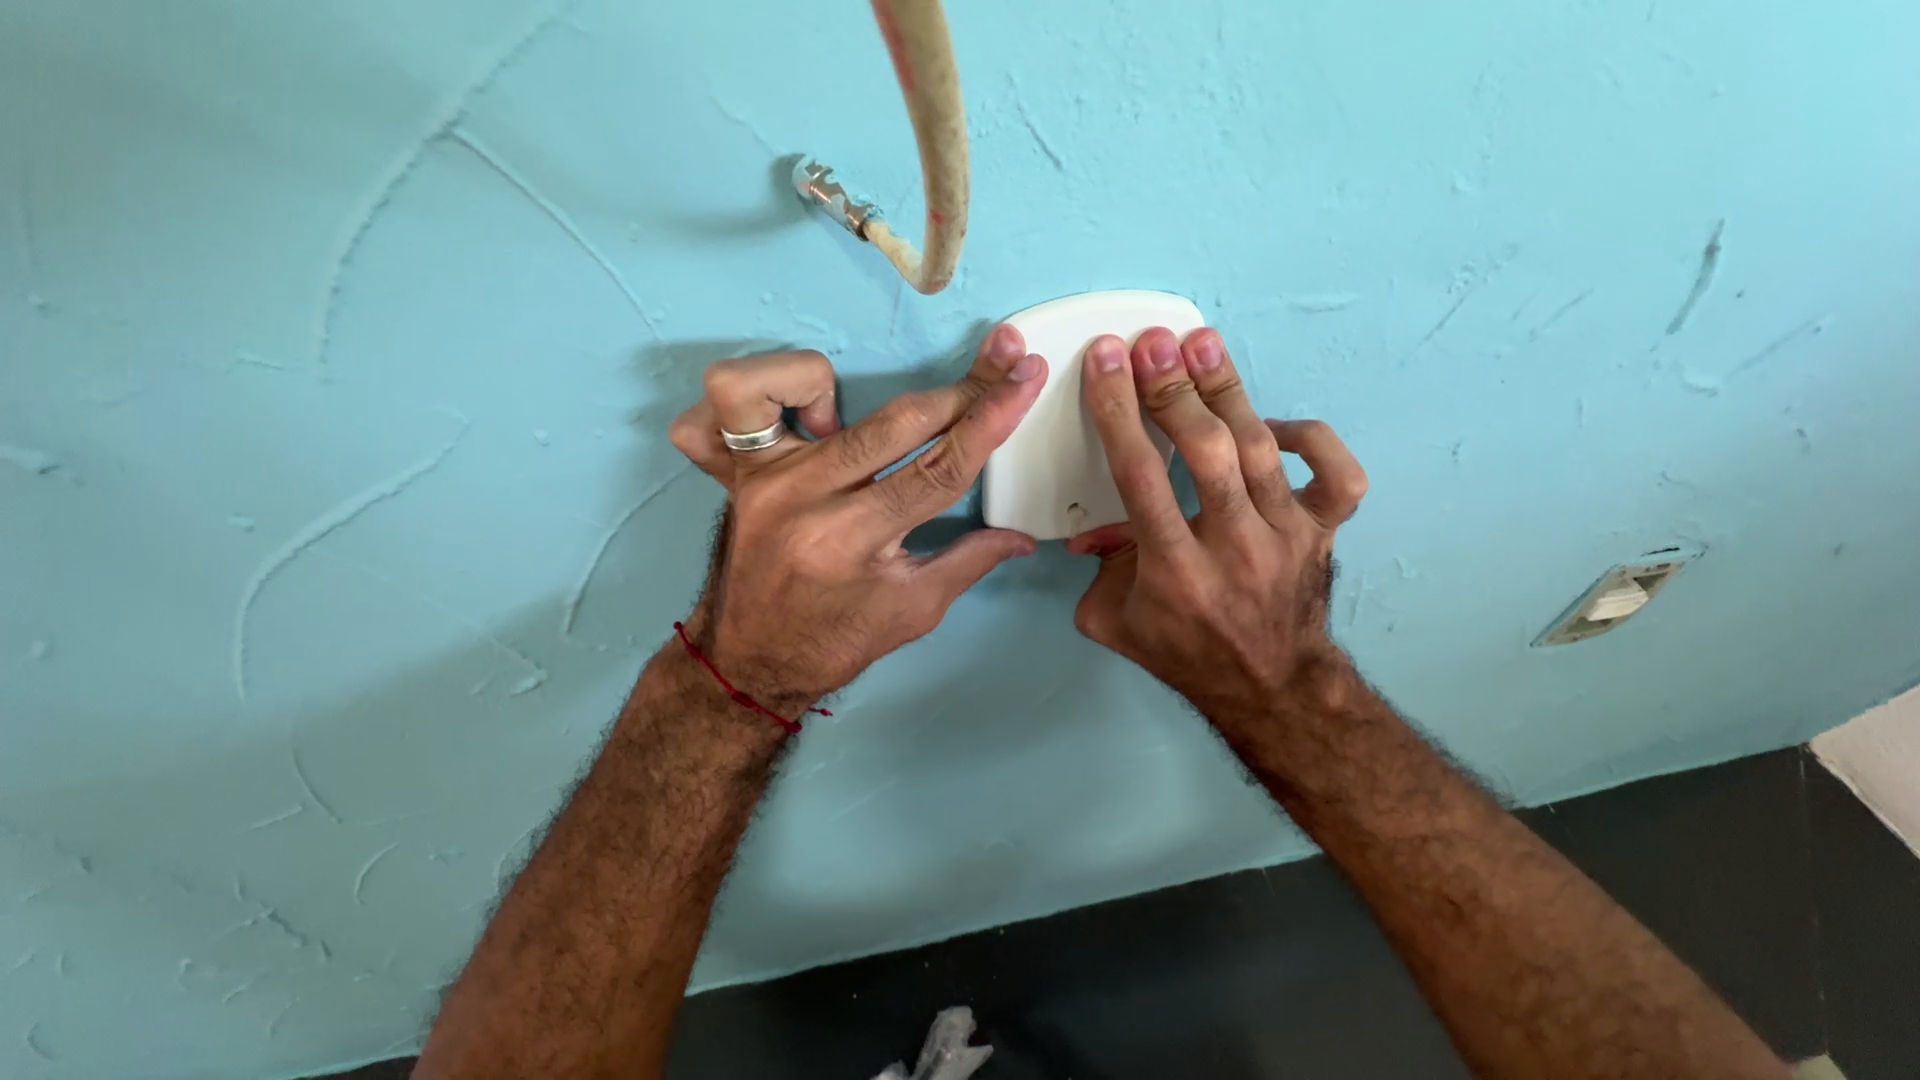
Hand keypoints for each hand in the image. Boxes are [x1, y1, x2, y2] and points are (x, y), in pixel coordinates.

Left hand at [668, 327, 1047, 712]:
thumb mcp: (912, 612)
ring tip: (863, 414)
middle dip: (961, 388)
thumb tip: (1023, 535)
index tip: (1025, 376)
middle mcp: (805, 498)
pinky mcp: (735, 467)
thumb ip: (969, 562)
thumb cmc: (835, 640)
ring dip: (848, 385)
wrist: (748, 659)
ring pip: (807, 383)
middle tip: (999, 361)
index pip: (940, 468)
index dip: (992, 419)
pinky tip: (802, 416)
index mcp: (855, 541)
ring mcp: (763, 476)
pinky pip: (725, 402)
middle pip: (898, 421)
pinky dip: (768, 389)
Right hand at [1065, 327, 1367, 721]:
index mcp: (1175, 572)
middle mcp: (1234, 549)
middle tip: (1152, 343)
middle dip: (1174, 389)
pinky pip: (1336, 475)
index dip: (1119, 411)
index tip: (1106, 362)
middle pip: (1206, 452)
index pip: (1140, 476)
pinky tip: (1272, 422)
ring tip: (1201, 345)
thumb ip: (1096, 568)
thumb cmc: (1184, 651)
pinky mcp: (1322, 531)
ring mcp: (1286, 537)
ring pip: (1261, 450)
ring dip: (1227, 391)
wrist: (1269, 686)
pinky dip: (1310, 438)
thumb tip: (1085, 522)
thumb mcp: (1113, 620)